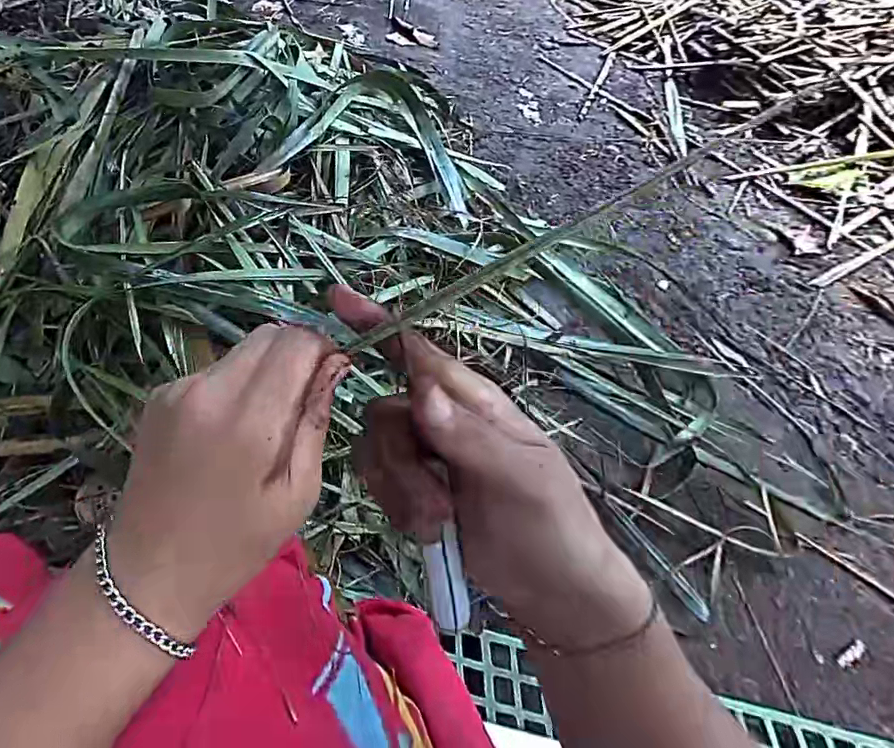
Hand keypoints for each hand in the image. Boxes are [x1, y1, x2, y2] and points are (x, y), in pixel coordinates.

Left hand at [105, 323, 349, 640]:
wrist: (148, 572)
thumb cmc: (235, 545)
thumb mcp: (297, 494)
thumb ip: (315, 419)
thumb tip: (334, 363)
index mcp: (249, 419)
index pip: (296, 342)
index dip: (322, 348)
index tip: (331, 373)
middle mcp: (209, 389)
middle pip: (268, 334)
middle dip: (295, 352)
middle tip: (303, 394)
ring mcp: (178, 387)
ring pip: (240, 350)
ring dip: (263, 369)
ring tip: (263, 422)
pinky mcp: (159, 393)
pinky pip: (212, 370)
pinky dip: (232, 385)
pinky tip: (225, 431)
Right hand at [334, 286, 652, 642]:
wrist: (556, 594)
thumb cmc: (553, 522)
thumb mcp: (523, 477)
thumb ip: (469, 435)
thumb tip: (420, 393)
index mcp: (470, 398)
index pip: (415, 350)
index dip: (375, 322)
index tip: (337, 299)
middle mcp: (439, 417)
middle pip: (384, 411)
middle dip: (400, 461)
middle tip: (437, 504)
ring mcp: (422, 454)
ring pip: (376, 449)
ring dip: (401, 491)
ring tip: (441, 523)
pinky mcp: (410, 488)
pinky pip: (376, 481)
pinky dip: (397, 507)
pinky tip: (431, 531)